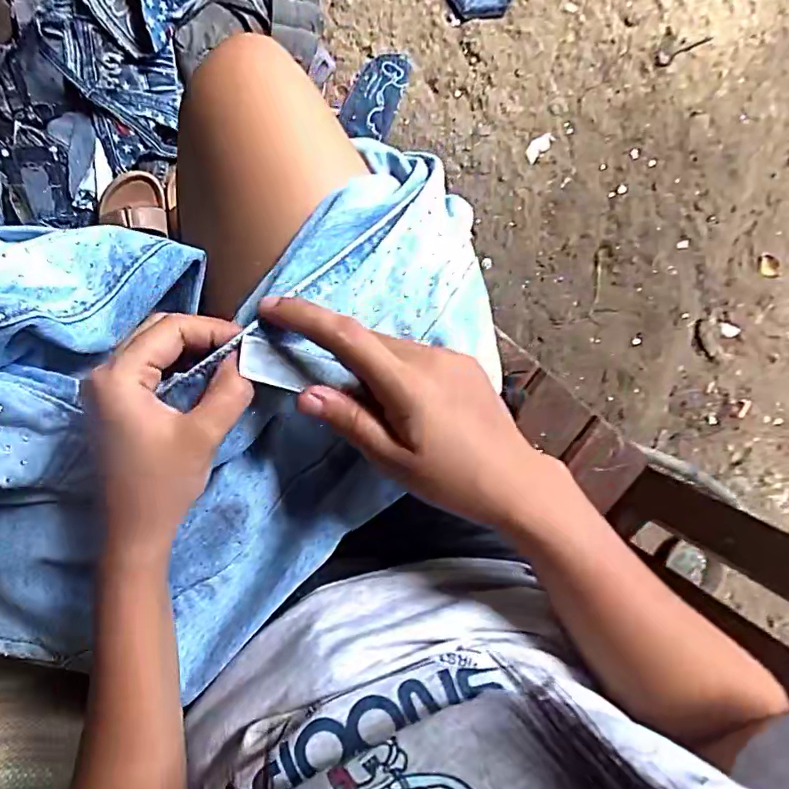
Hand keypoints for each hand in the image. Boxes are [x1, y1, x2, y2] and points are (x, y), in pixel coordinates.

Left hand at [85, 313, 254, 560]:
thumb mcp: (203, 436)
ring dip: (188, 351)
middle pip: (155, 332)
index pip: (168, 329)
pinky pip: (145, 371)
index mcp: (117, 376)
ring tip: (225, 361)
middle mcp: (102, 375)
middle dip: (199, 336)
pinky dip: (175, 369)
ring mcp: (103, 391)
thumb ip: (229, 392)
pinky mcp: (111, 407)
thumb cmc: (163, 487)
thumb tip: (244, 360)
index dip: (211, 329)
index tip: (246, 341)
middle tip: (237, 350)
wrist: (133, 533)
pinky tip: (201, 378)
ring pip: (150, 350)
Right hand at [260, 296, 570, 531]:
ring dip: (366, 363)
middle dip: (333, 347)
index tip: (273, 307)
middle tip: (314, 376)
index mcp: (408, 383)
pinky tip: (400, 402)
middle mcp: (430, 358)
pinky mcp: (464, 363)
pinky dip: (392, 368)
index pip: (346, 336)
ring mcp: (450, 357)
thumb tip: (306, 393)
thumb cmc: (452, 481)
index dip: (305, 317)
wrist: (515, 482)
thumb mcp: (393, 460)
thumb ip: (350, 421)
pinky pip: (414, 356)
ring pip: (391, 347)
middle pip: (367, 339)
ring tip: (369, 407)